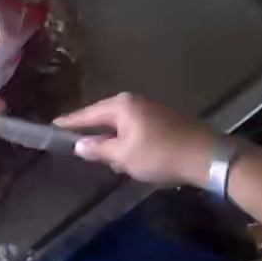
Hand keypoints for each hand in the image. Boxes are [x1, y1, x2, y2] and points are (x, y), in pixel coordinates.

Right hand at [55, 93, 218, 185]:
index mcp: (120, 105)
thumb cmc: (160, 154)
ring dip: (114, 141)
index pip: (86, 114)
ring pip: (121, 125)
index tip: (53, 126)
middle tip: (81, 148)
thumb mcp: (123, 156)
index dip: (69, 123)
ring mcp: (151, 108)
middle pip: (104, 117)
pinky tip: (131, 157)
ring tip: (109, 159)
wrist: (209, 157)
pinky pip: (136, 128)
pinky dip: (129, 141)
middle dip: (94, 134)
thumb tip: (79, 145)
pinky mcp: (165, 119)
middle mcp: (134, 101)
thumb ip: (98, 149)